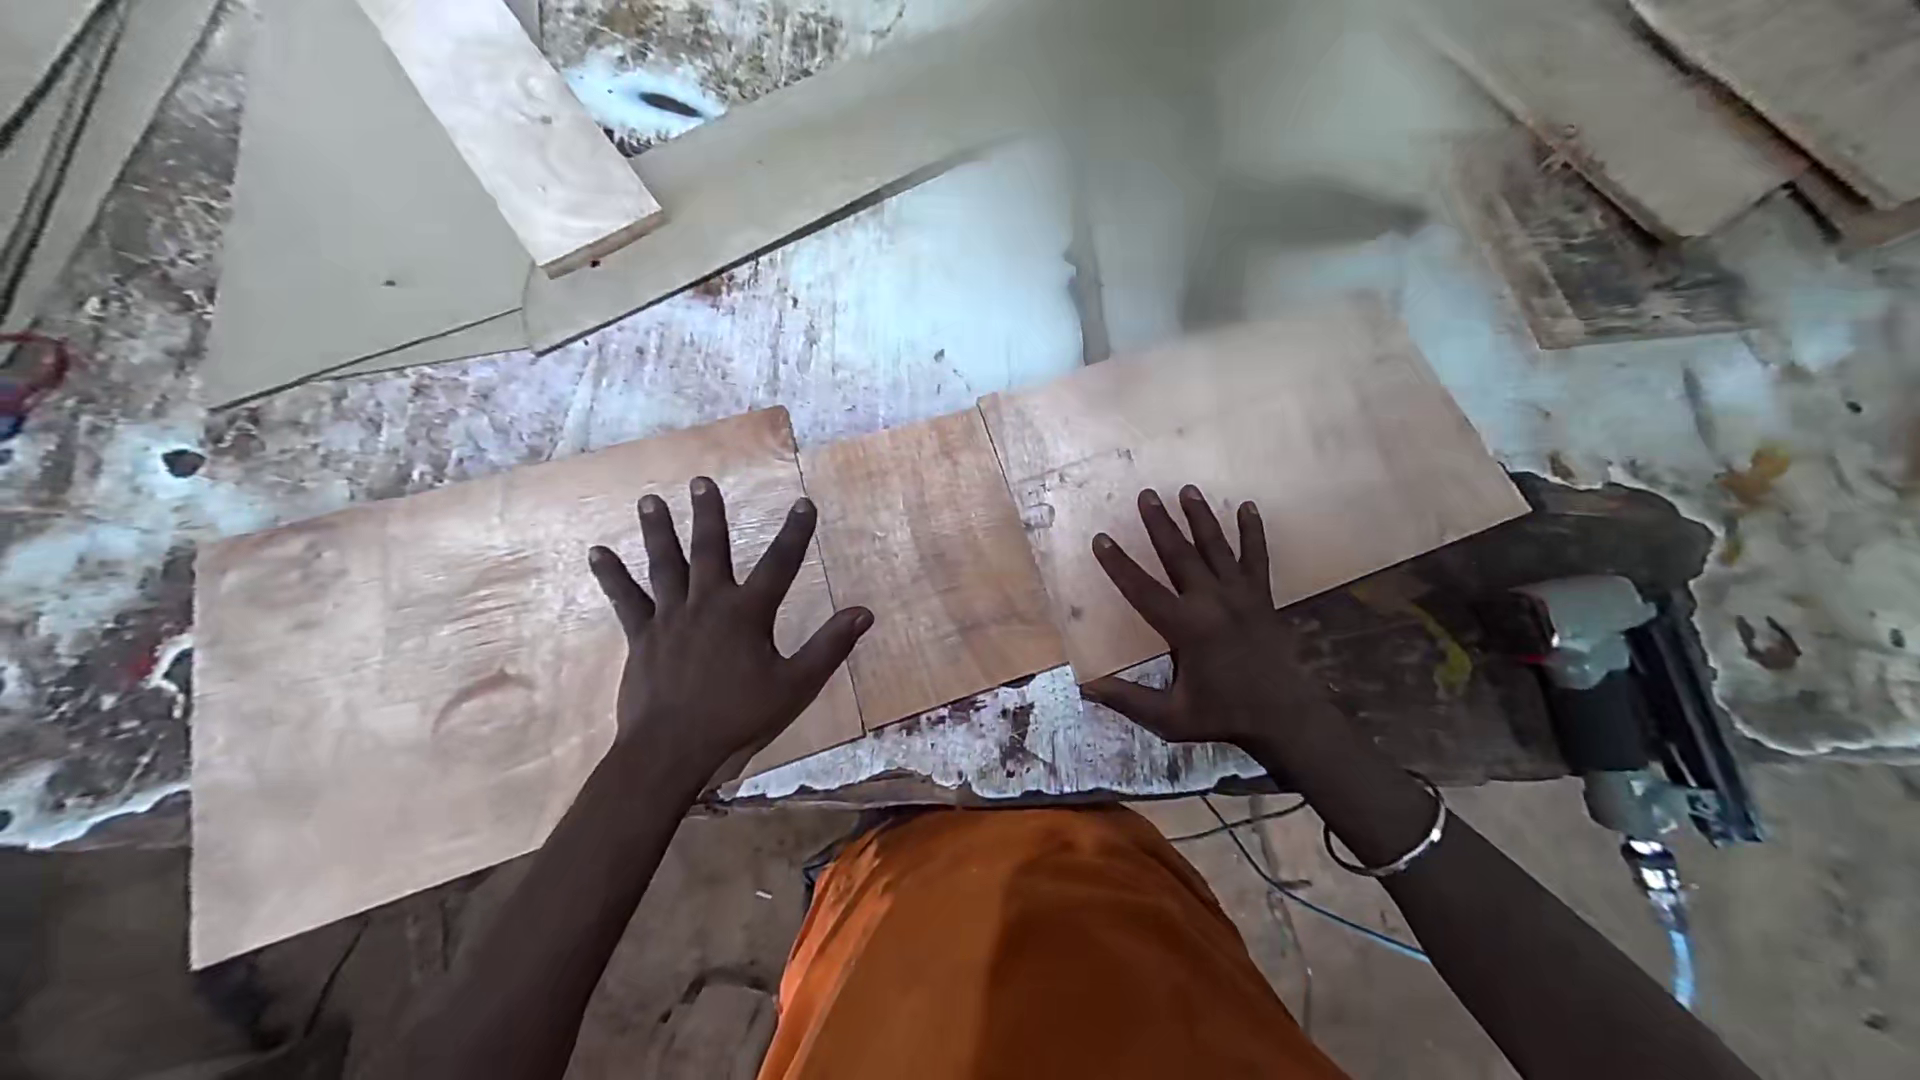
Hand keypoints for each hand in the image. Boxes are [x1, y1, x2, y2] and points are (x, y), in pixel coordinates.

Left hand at [587, 477, 871, 788]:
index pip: (780, 564)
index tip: (804, 502)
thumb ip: (829, 646)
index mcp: (747, 613)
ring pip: (665, 565)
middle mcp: (707, 603)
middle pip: (710, 550)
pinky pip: (626, 600)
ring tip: (650, 500)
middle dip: (709, 515)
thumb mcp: (796, 685)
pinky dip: (612, 576)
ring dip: (659, 531)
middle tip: (702, 482)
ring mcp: (670, 617)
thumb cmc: (739, 717)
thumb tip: (864, 613)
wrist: (673, 749)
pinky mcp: (642, 636)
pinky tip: (597, 553)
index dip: (795, 532)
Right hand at [1080, 485, 1337, 755]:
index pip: (1143, 589)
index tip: (1101, 539)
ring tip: (1187, 490)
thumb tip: (1087, 687)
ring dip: (1200, 517)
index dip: (1118, 564)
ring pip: (1216, 548)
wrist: (1286, 718)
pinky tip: (1247, 507)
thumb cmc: (1223, 716)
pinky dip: (1252, 532)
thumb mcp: (1169, 717)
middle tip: (1146, 495)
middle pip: (1180, 555)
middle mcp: (1212, 602)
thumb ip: (1128, 699)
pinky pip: (1257, 558)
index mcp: (1186, 628)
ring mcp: (1242, 596)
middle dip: (1160, 524)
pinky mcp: (1262, 597)